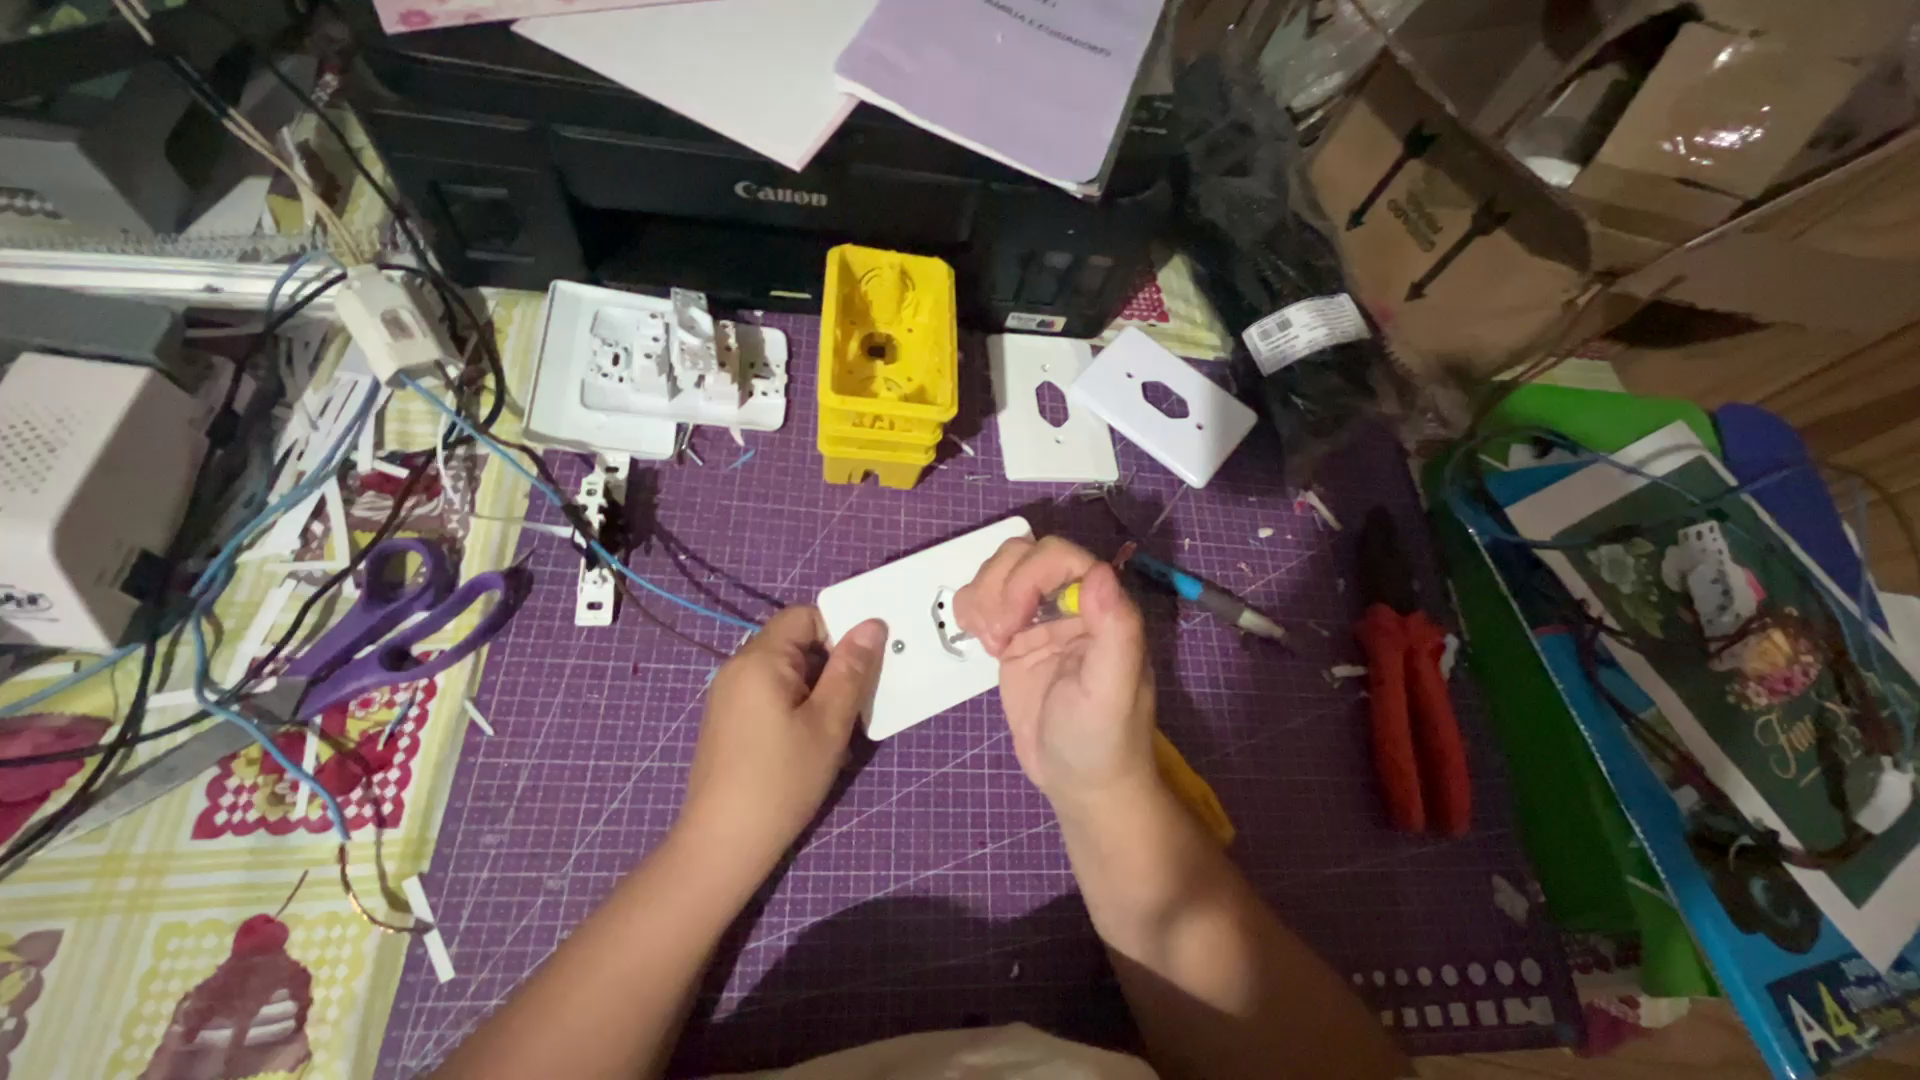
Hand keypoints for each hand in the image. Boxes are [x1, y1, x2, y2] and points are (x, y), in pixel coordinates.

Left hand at [679, 607, 885, 869]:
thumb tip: (871, 624)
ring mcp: (727, 696)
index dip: (838, 629)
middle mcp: (737, 668)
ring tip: (840, 722)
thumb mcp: (829, 723)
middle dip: (831, 661)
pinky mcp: (727, 722)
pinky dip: (796, 704)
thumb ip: (851, 670)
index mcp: (760, 659)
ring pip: (784, 671)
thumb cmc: (782, 779)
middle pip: (793, 642)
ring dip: (817, 687)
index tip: (865, 662)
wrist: (723, 842)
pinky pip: (768, 694)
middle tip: (861, 695)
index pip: (804, 615)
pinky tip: (811, 740)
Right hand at [953, 537, 1156, 810]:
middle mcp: (1072, 602)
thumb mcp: (1111, 692)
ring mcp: (1039, 616)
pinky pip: (984, 598)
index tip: (1012, 623)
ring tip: (992, 644)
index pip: (1059, 556)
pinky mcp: (1014, 635)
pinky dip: (972, 609)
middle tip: (999, 640)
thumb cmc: (1102, 740)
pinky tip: (982, 642)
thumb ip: (1115, 631)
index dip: (1027, 576)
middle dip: (999, 588)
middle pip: (1022, 554)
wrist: (1080, 782)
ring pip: (999, 570)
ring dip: (983, 598)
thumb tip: (1101, 572)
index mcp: (1103, 607)